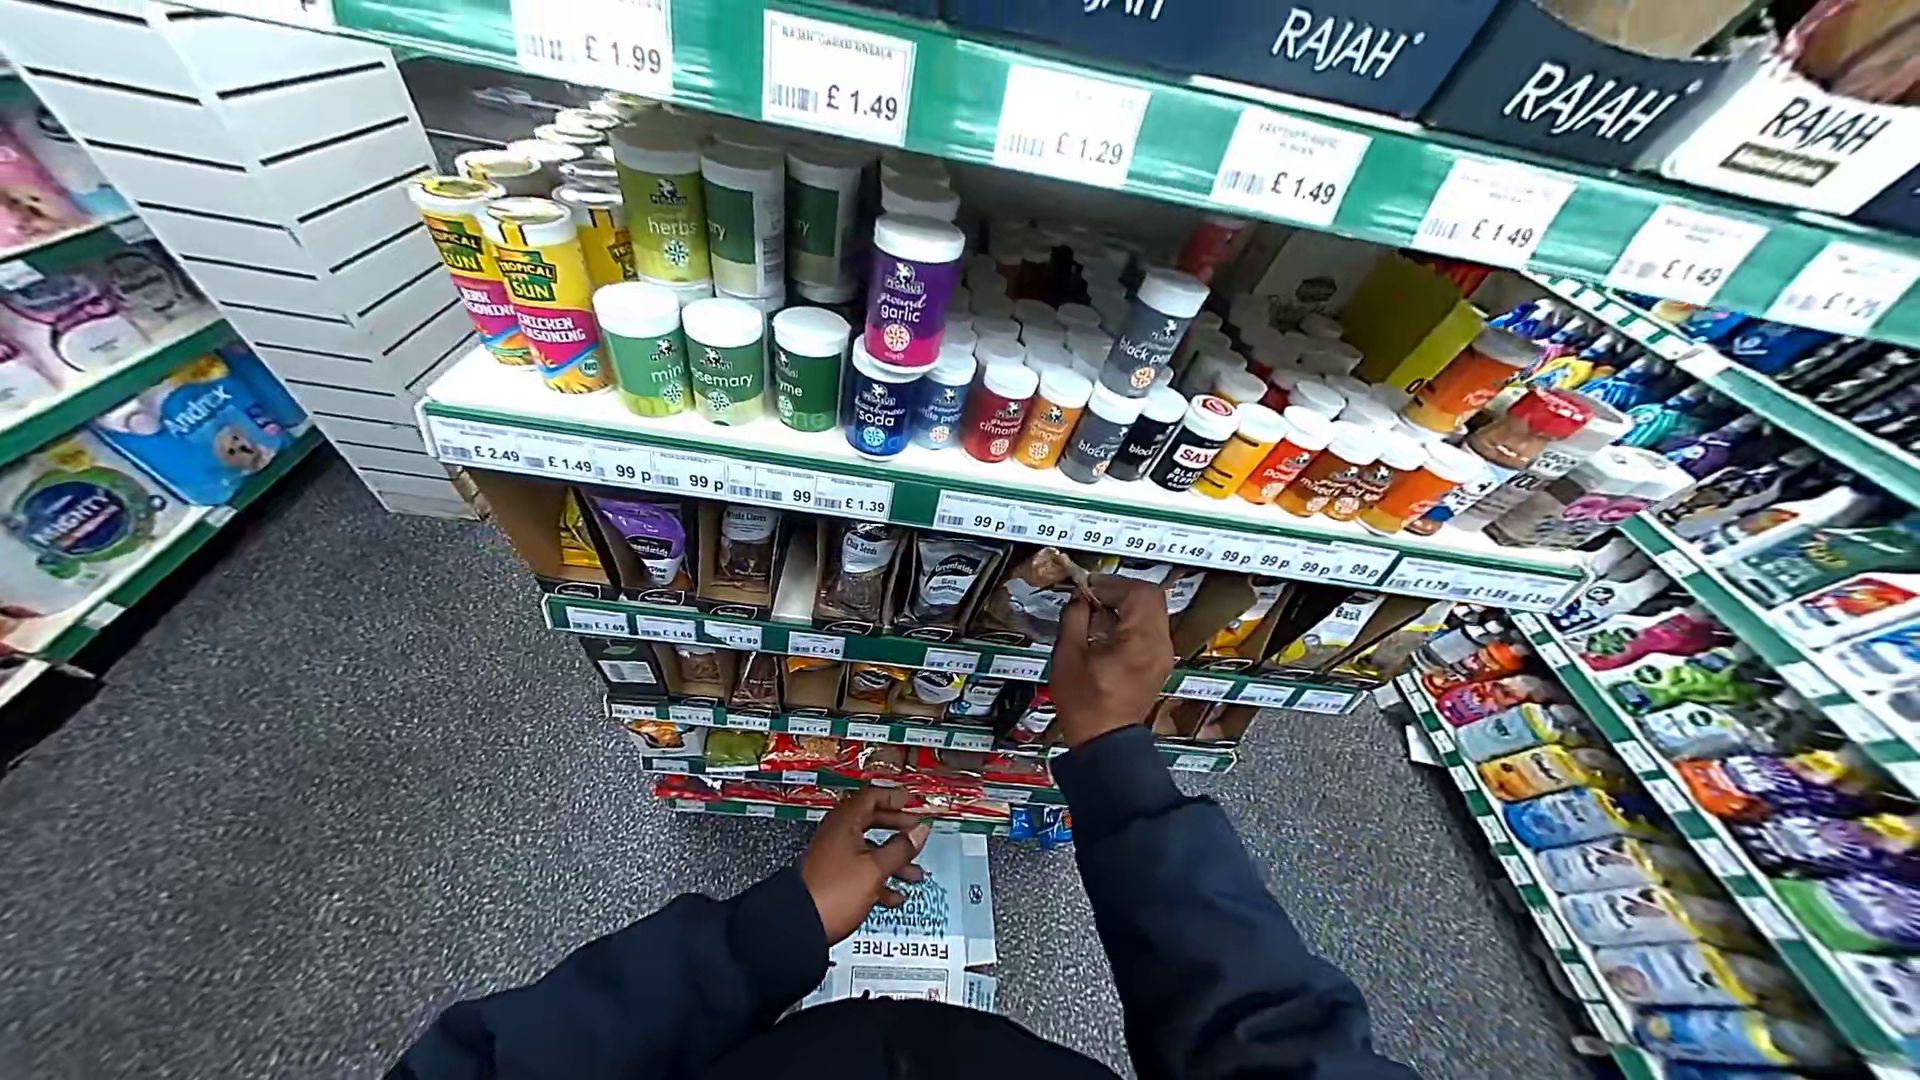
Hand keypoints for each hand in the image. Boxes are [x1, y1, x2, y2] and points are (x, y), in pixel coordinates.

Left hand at [801, 786, 932, 943]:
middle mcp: (838, 833)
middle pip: (872, 820)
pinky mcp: (832, 878)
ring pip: (869, 848)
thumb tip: (920, 831)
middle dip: (897, 827)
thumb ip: (901, 848)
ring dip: (893, 858)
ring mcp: (834, 855)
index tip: (911, 802)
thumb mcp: (875, 868)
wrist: (798, 926)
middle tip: (915, 831)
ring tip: (913, 873)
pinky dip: (879, 878)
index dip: (894, 798)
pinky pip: (861, 869)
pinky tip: (894, 895)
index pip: (872, 796)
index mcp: (845, 821)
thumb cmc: (833, 891)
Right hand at [1049, 574, 1175, 748]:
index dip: (1111, 583)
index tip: (1087, 587)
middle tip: (1092, 595)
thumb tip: (1079, 597)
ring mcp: (1162, 654)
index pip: (1138, 592)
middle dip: (1120, 590)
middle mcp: (1159, 645)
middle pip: (1151, 597)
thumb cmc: (1084, 704)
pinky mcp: (1158, 662)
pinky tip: (1106, 629)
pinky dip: (1131, 619)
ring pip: (1152, 611)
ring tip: (1096, 612)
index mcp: (1139, 641)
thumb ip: (1073, 618)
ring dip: (1125, 604)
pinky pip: (1150, 627)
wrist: (1105, 742)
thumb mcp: (1067, 656)